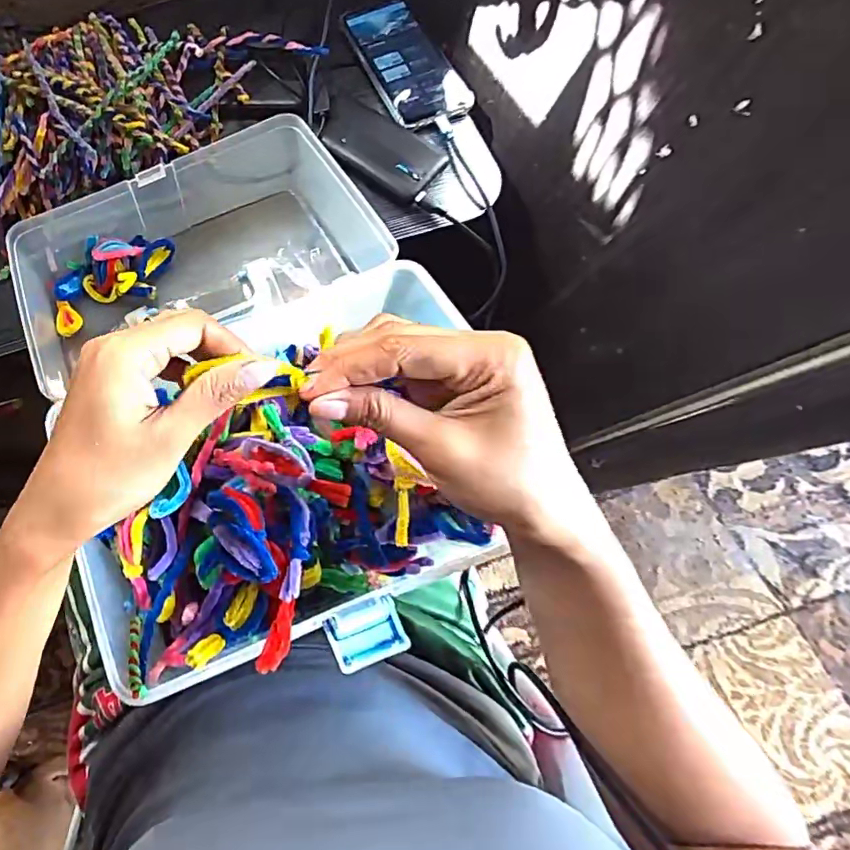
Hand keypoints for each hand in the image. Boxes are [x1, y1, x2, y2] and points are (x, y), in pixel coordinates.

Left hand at [10, 310, 280, 554]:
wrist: (56, 507)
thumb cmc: (110, 478)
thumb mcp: (169, 436)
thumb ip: (214, 394)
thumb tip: (262, 367)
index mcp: (124, 352)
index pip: (193, 324)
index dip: (232, 344)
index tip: (258, 373)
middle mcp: (109, 345)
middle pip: (177, 327)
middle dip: (216, 351)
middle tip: (245, 383)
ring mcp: (102, 359)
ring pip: (163, 342)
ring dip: (196, 360)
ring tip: (223, 391)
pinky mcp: (101, 376)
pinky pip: (146, 359)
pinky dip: (173, 371)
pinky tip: (189, 394)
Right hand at [299, 315, 601, 537]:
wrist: (544, 513)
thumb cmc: (504, 485)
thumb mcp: (438, 449)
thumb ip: (379, 415)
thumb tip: (319, 400)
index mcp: (488, 353)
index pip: (403, 347)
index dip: (349, 367)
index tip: (308, 388)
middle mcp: (476, 344)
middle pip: (396, 336)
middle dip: (347, 362)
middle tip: (306, 388)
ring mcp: (462, 358)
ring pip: (393, 345)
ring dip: (354, 366)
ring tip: (319, 389)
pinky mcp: (449, 376)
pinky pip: (400, 367)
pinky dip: (369, 379)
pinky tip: (345, 391)